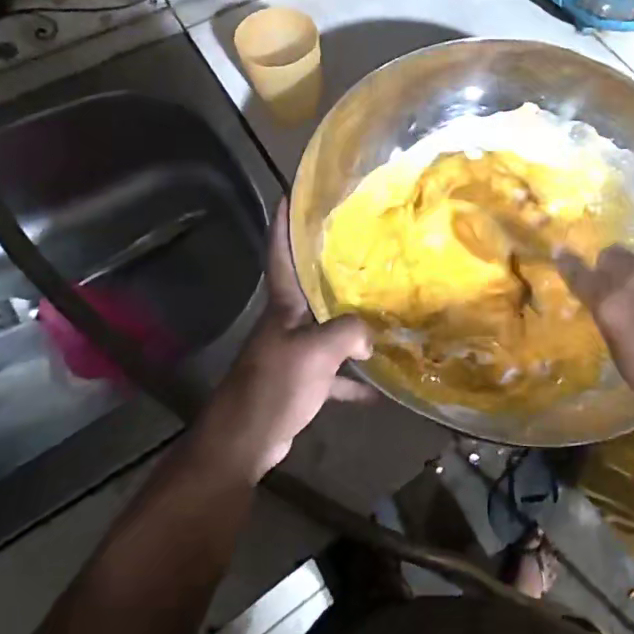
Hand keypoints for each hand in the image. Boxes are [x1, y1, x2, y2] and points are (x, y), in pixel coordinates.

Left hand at [195, 201, 376, 479]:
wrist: (245, 439)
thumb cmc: (274, 386)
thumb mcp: (316, 352)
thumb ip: (349, 333)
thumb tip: (370, 337)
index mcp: (284, 307)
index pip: (281, 255)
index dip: (284, 223)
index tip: (291, 193)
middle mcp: (287, 324)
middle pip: (311, 290)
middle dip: (334, 270)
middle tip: (366, 252)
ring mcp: (294, 354)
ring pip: (328, 331)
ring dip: (352, 328)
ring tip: (387, 316)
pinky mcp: (300, 383)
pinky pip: (334, 375)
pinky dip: (353, 381)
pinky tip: (380, 389)